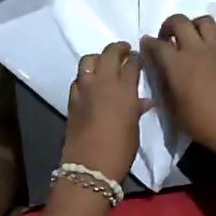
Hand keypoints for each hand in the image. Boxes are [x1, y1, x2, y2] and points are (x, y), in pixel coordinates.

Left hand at [63, 41, 146, 180]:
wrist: (90, 165)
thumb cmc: (121, 149)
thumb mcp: (134, 127)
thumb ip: (137, 109)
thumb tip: (143, 101)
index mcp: (124, 89)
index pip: (132, 63)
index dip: (137, 58)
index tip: (140, 58)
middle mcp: (103, 83)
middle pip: (109, 53)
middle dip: (118, 49)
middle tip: (125, 52)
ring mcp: (84, 89)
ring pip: (89, 60)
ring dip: (98, 58)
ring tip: (105, 65)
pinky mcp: (72, 99)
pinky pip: (79, 79)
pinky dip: (86, 76)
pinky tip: (91, 84)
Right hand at [141, 15, 215, 152]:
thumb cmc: (200, 122)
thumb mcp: (173, 108)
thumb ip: (166, 86)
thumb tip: (163, 73)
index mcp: (176, 64)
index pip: (157, 45)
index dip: (148, 43)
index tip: (146, 45)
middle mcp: (195, 50)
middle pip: (179, 22)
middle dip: (168, 25)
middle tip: (167, 37)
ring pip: (205, 21)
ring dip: (194, 24)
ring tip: (191, 36)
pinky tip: (213, 41)